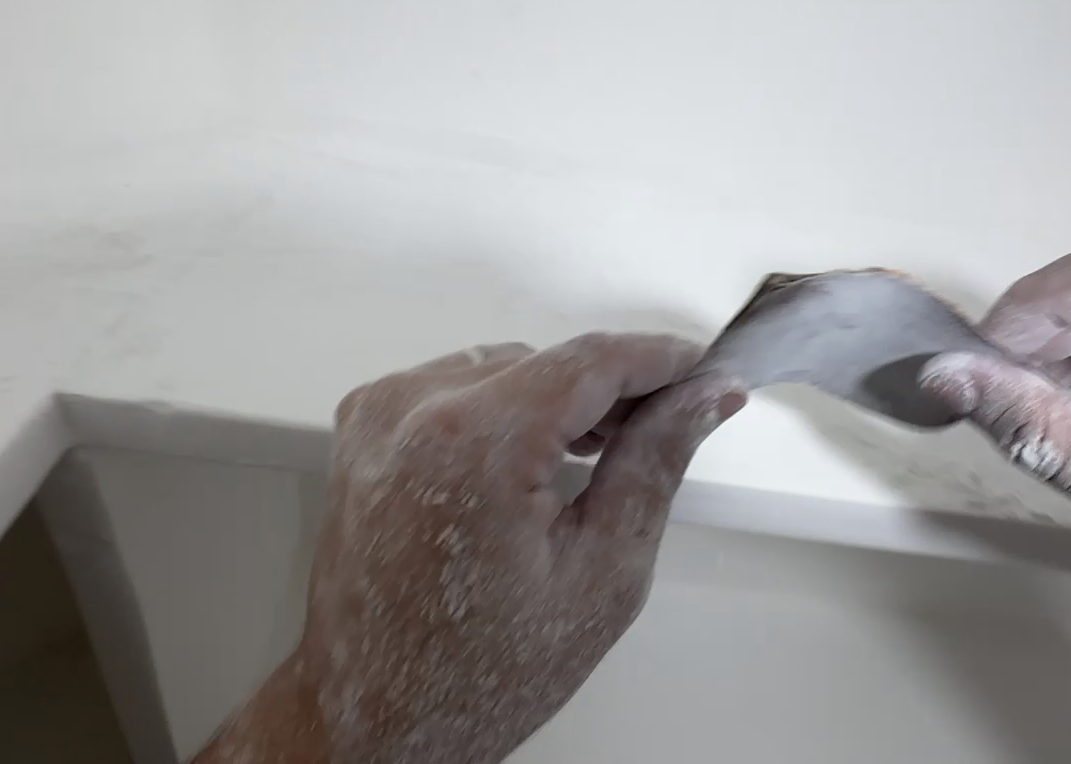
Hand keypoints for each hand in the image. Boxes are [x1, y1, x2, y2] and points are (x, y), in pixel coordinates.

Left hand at [200, 333, 745, 762]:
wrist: (371, 712)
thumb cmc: (476, 674)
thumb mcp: (602, 577)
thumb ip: (655, 465)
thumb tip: (701, 399)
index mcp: (472, 445)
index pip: (590, 361)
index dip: (659, 358)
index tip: (702, 369)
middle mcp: (413, 409)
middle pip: (548, 361)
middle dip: (612, 388)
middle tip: (660, 426)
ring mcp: (382, 409)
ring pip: (508, 366)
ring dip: (558, 398)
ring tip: (593, 455)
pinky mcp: (368, 419)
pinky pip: (461, 383)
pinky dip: (507, 406)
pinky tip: (530, 456)